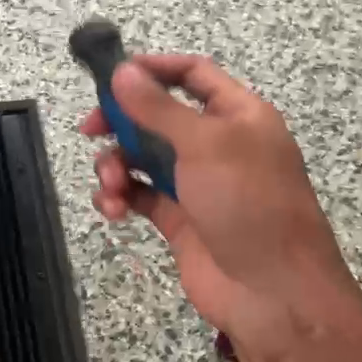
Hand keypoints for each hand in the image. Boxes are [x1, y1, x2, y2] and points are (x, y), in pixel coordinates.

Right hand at [80, 55, 361, 350]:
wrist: (271, 292)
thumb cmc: (250, 206)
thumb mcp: (204, 145)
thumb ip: (157, 107)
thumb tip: (122, 70)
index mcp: (238, 116)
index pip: (192, 74)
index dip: (152, 69)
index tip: (108, 75)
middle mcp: (217, 145)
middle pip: (156, 116)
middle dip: (120, 123)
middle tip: (90, 130)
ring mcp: (196, 183)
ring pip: (139, 158)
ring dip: (115, 167)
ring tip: (111, 187)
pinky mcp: (177, 217)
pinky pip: (137, 195)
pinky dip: (119, 198)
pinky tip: (112, 210)